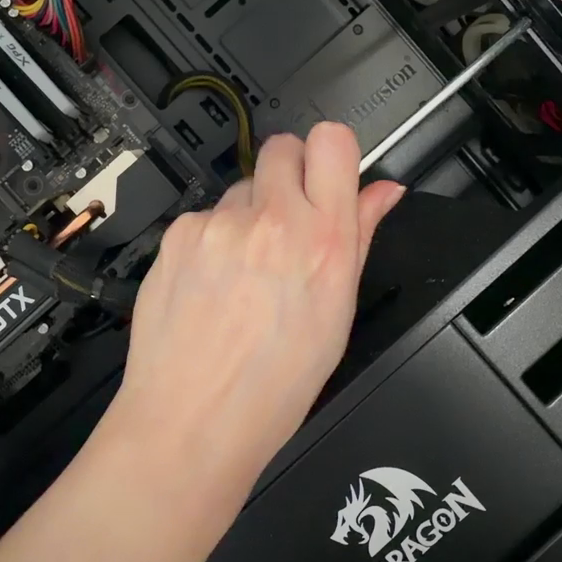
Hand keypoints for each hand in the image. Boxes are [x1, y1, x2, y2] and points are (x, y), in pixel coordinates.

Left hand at [109, 124, 404, 482]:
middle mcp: (270, 221)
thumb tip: (382, 194)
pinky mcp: (179, 234)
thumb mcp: (337, 313)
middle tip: (289, 222)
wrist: (193, 419)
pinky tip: (216, 283)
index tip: (329, 174)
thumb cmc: (271, 385)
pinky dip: (214, 238)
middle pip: (284, 147)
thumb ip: (359, 236)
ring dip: (251, 213)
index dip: (333, 154)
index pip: (333, 142)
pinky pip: (205, 216)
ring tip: (249, 273)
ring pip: (243, 187)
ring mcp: (219, 225)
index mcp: (322, 241)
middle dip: (291, 174)